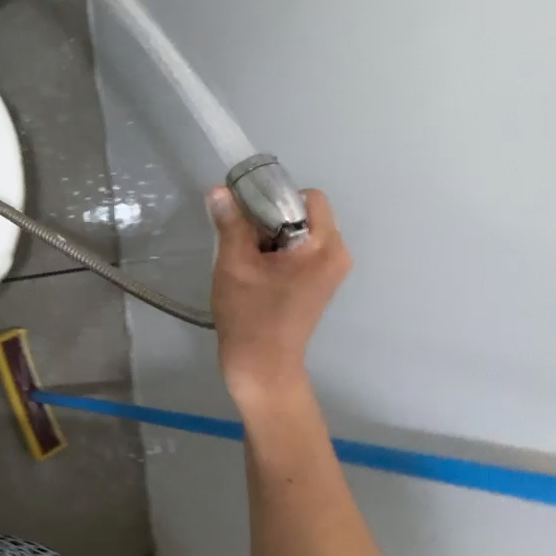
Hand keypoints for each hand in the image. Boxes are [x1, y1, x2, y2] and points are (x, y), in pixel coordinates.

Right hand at [208, 186, 350, 406]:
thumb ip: (230, 224)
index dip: (274, 199)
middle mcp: (336, 254)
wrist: (261, 364)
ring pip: (299, 235)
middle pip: (304, 215)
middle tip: (239, 242)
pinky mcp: (318, 284)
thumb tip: (219, 190)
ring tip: (245, 261)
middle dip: (269, 220)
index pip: (308, 198)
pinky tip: (254, 274)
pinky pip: (299, 253)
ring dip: (269, 239)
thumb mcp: (233, 264)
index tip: (244, 217)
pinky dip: (276, 254)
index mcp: (324, 246)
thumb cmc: (249, 314)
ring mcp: (330, 271)